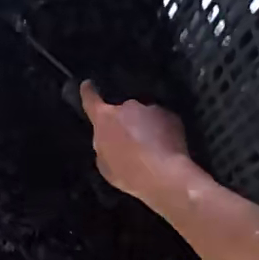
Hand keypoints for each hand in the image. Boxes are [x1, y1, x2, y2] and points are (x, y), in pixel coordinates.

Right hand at [81, 80, 197, 205]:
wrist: (164, 175)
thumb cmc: (128, 173)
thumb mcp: (105, 165)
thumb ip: (104, 146)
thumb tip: (109, 141)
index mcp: (105, 119)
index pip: (91, 100)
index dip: (88, 92)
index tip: (87, 85)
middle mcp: (127, 107)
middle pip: (123, 112)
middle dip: (126, 124)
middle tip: (131, 145)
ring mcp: (151, 109)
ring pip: (144, 117)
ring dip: (145, 129)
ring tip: (151, 151)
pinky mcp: (171, 116)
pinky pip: (162, 122)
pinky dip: (162, 132)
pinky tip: (165, 150)